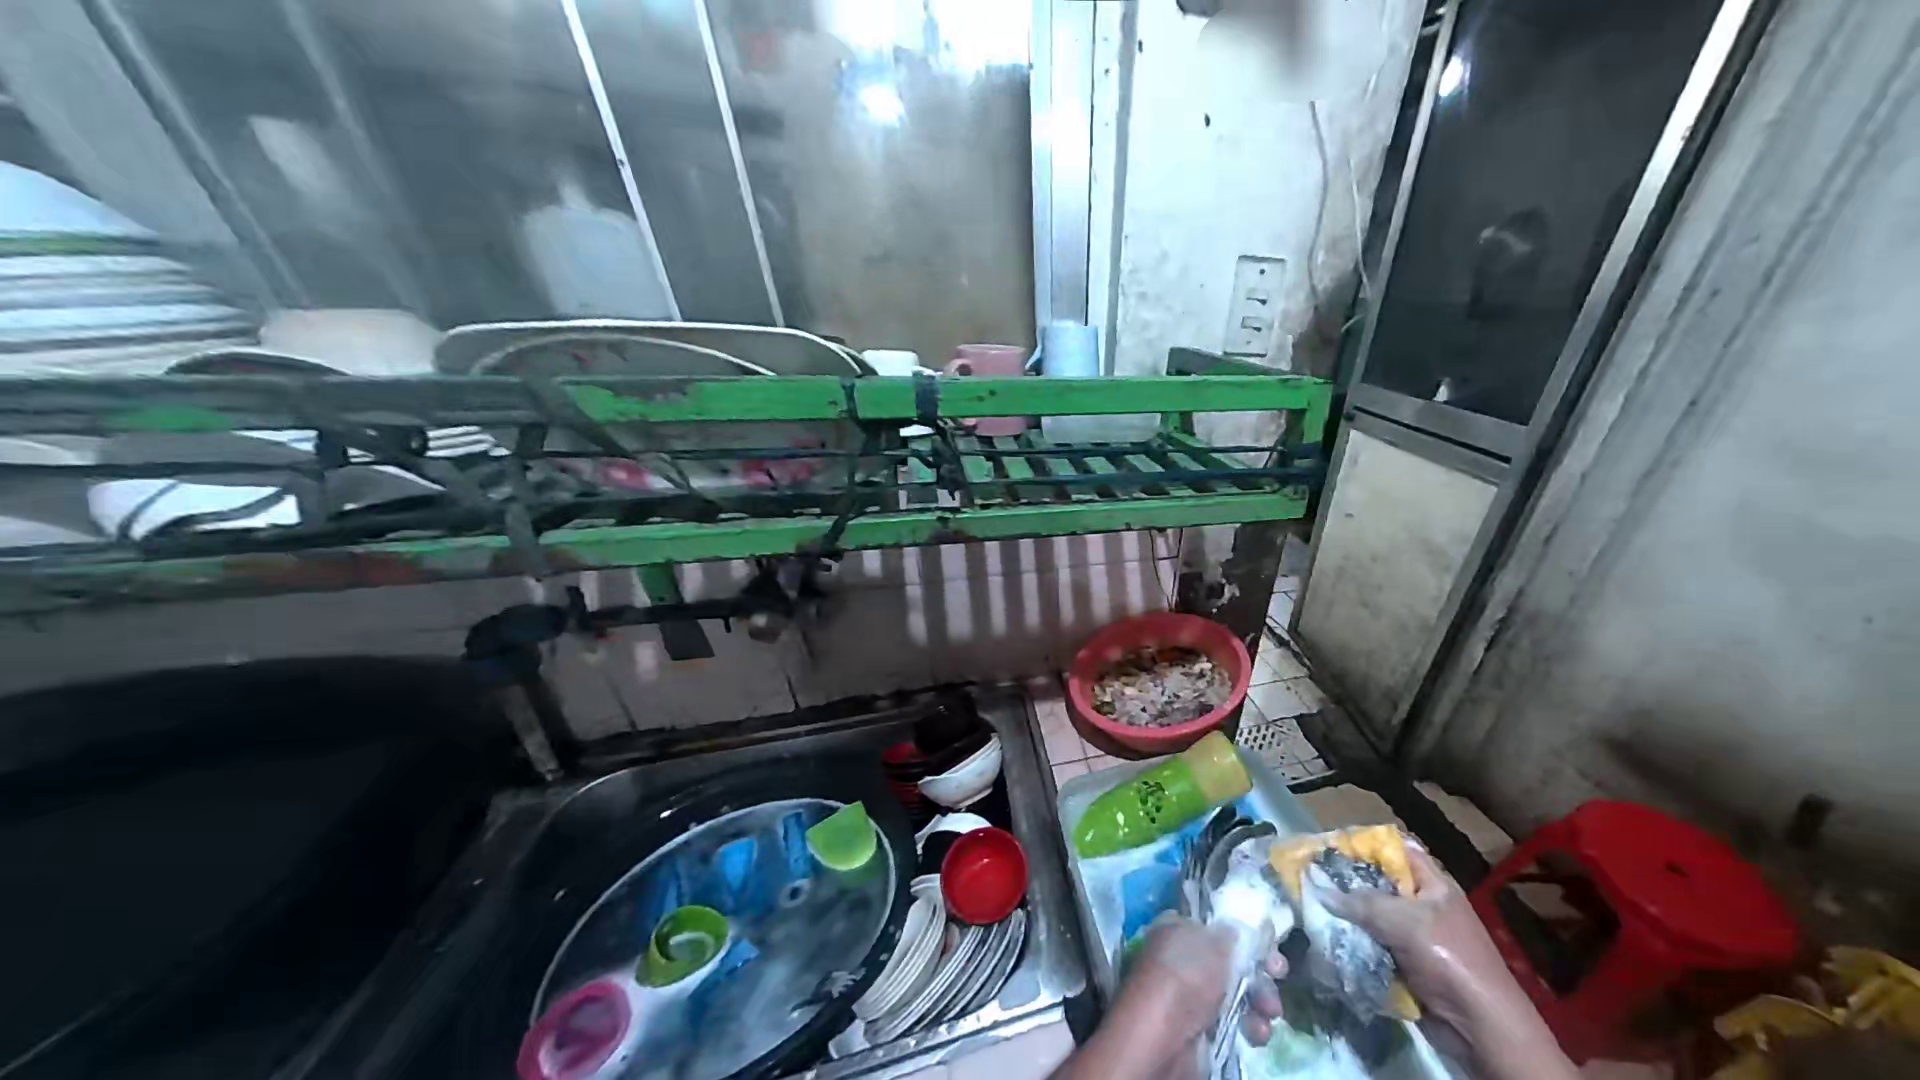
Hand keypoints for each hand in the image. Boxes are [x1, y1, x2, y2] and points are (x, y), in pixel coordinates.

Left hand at [1052, 914, 1286, 1079]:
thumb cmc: (1186, 975)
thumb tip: (1241, 928)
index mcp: (1179, 927)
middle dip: (1260, 969)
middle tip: (1278, 974)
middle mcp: (1185, 956)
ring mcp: (1193, 993)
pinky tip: (1257, 1033)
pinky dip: (1251, 1025)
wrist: (1164, 1036)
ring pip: (1239, 992)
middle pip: (1232, 959)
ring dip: (1261, 1001)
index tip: (1270, 942)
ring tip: (1269, 1012)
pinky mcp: (1203, 1026)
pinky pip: (1235, 1021)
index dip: (1244, 932)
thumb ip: (1233, 933)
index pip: (1216, 925)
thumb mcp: (1213, 942)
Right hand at [1319, 847, 1579, 1079]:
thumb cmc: (1448, 958)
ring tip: (1313, 906)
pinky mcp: (1408, 962)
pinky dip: (1355, 941)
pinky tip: (1330, 936)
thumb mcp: (1401, 920)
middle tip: (1313, 876)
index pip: (1396, 849)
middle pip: (1379, 882)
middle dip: (1347, 882)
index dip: (1365, 844)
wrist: (1481, 1026)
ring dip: (1348, 915)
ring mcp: (1416, 936)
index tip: (1330, 845)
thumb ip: (1359, 901)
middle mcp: (1424, 905)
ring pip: (1373, 915)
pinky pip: (1374, 943)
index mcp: (1433, 884)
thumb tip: (1320, 889)